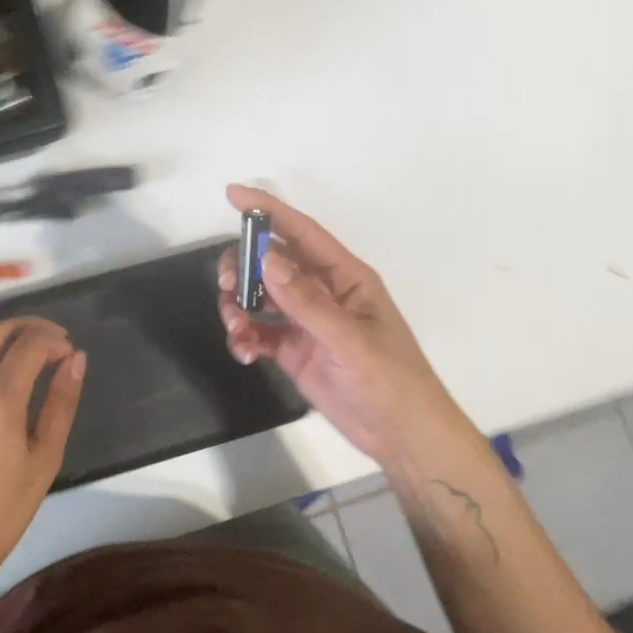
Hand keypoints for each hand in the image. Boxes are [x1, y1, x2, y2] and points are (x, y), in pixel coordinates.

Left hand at [0, 316, 85, 590]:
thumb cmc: (0, 514)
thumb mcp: (44, 460)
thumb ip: (61, 403)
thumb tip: (76, 360)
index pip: (29, 344)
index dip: (54, 339)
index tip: (70, 351)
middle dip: (28, 326)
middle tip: (54, 340)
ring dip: (3, 344)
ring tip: (30, 361)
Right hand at [218, 185, 464, 466]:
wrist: (404, 438)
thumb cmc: (391, 381)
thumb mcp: (350, 340)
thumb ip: (306, 301)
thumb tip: (266, 258)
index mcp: (345, 277)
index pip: (301, 232)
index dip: (268, 211)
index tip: (232, 195)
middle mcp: (322, 292)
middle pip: (271, 262)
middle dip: (243, 267)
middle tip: (228, 287)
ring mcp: (305, 321)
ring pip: (258, 295)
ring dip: (238, 307)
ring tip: (236, 332)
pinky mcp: (293, 349)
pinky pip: (258, 330)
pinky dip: (244, 336)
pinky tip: (244, 353)